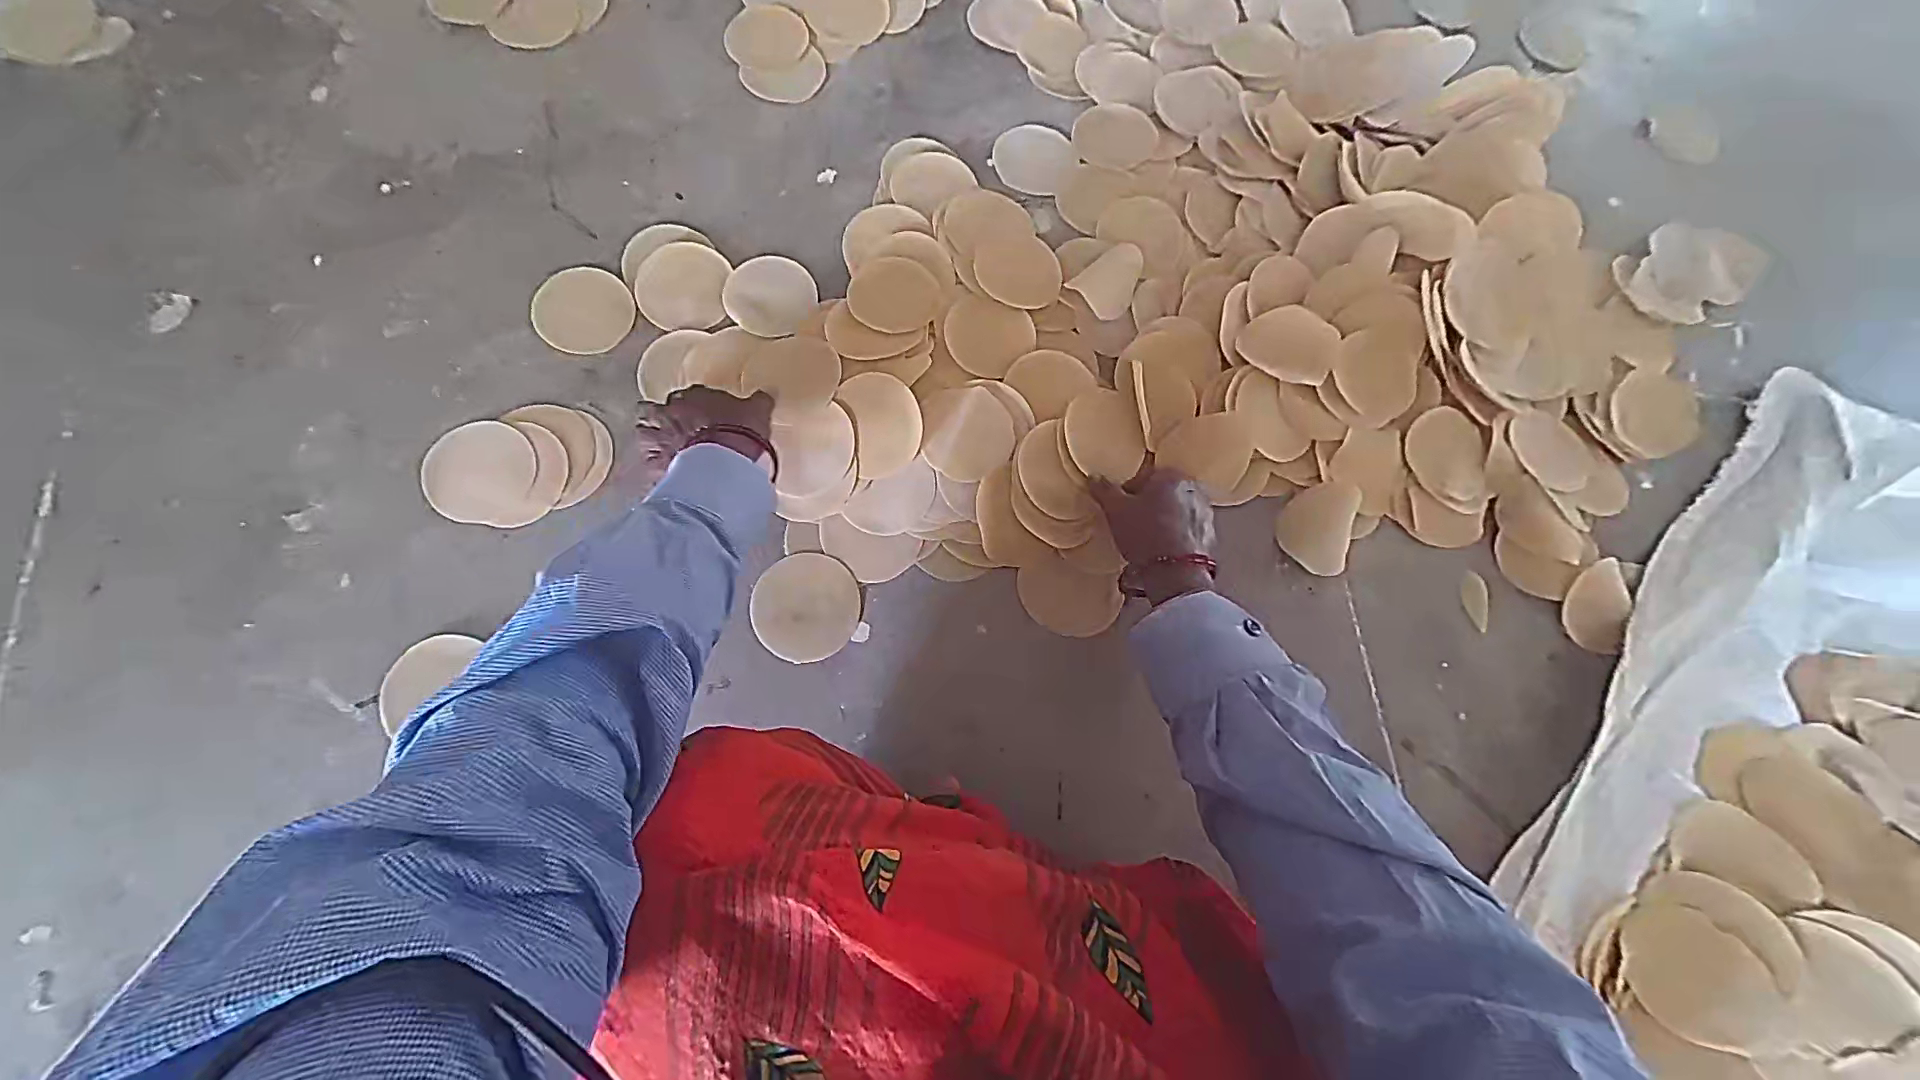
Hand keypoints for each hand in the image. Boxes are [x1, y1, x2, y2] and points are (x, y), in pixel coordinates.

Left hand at [632, 387, 773, 491]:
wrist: (722, 467)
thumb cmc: (740, 434)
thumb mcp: (759, 413)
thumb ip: (760, 401)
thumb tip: (768, 392)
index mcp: (695, 395)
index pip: (691, 395)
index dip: (698, 406)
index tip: (707, 417)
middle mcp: (670, 411)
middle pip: (658, 408)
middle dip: (667, 418)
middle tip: (682, 431)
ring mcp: (657, 436)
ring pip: (644, 429)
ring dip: (653, 436)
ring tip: (668, 449)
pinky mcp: (651, 462)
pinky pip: (648, 460)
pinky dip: (654, 463)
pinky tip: (665, 470)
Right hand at [1089, 467, 1217, 605]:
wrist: (1175, 573)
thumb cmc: (1144, 534)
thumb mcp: (1115, 510)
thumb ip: (1104, 490)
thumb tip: (1095, 478)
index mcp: (1171, 476)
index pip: (1144, 475)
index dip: (1128, 492)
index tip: (1120, 507)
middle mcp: (1193, 488)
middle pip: (1162, 492)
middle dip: (1147, 505)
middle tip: (1131, 523)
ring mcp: (1204, 512)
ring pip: (1175, 511)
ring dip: (1162, 520)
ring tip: (1146, 539)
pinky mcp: (1209, 535)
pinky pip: (1185, 529)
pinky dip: (1174, 535)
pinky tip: (1161, 549)